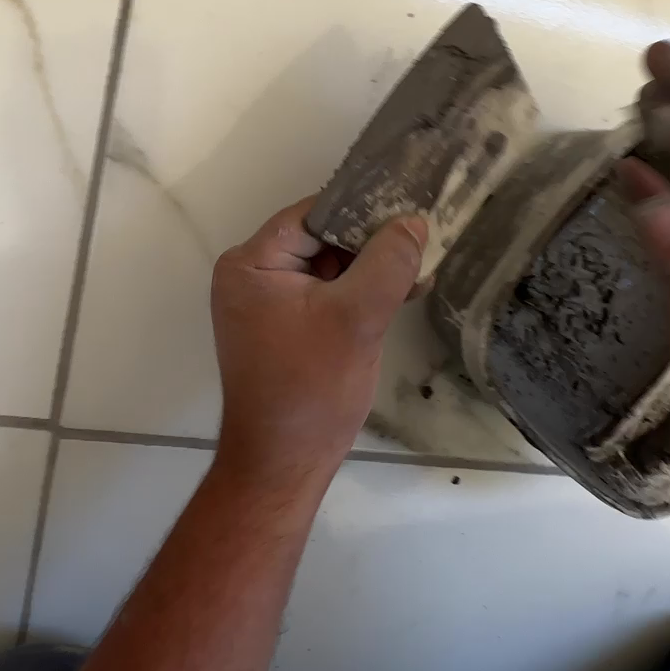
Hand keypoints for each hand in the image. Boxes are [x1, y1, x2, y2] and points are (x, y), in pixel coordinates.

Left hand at [209, 198, 426, 484]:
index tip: (408, 207)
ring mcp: (263, 303)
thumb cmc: (312, 388)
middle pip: (317, 239)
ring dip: (367, 269)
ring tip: (417, 269)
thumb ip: (386, 263)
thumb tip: (411, 221)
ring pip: (324, 267)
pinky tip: (399, 293)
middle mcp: (249, 275)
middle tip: (420, 240)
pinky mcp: (281, 326)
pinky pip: (322, 294)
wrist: (283, 463)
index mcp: (250, 263)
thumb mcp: (356, 318)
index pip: (310, 215)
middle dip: (368, 242)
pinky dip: (356, 293)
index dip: (359, 209)